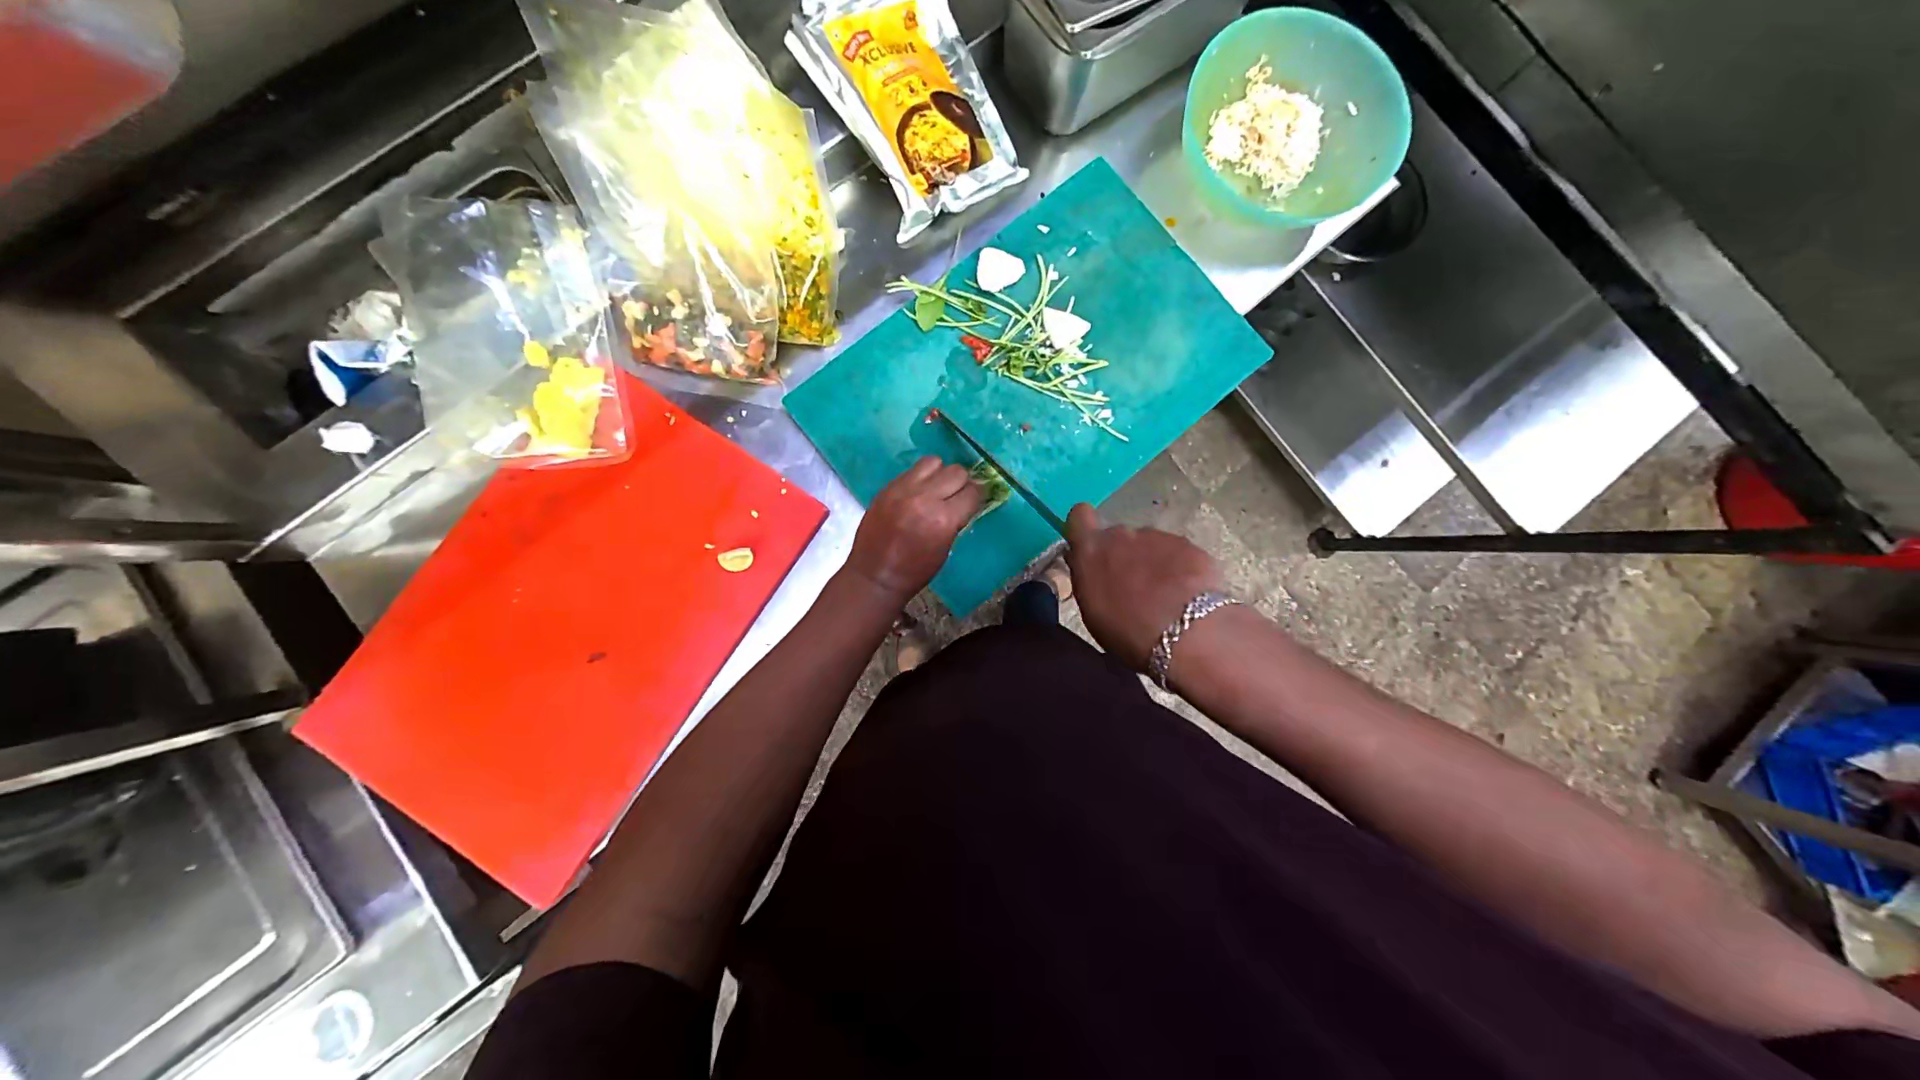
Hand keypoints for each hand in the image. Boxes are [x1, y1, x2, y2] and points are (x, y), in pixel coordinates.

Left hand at [845, 456, 981, 602]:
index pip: (973, 492)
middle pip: (956, 471)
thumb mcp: (946, 547)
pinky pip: (912, 469)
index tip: (975, 501)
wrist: (875, 575)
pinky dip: (920, 477)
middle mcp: (925, 498)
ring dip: (940, 473)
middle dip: (961, 483)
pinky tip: (918, 492)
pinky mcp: (888, 487)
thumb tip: (968, 499)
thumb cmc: (915, 570)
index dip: (977, 496)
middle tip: (956, 495)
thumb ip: (957, 519)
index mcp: (943, 519)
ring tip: (936, 488)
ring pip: (934, 461)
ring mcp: (903, 489)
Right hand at [1065, 504, 1225, 669]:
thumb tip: (1088, 562)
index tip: (1092, 547)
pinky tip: (1186, 595)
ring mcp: (1159, 537)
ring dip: (1153, 563)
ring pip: (1151, 545)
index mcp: (1092, 549)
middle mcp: (1123, 534)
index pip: (1079, 515)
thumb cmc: (1127, 631)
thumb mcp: (1091, 610)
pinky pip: (1179, 554)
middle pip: (1119, 537)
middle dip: (1124, 555)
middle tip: (1134, 587)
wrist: (1185, 636)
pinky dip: (1181, 569)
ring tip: (1165, 596)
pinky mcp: (1190, 546)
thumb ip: (1088, 577)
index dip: (1085, 527)